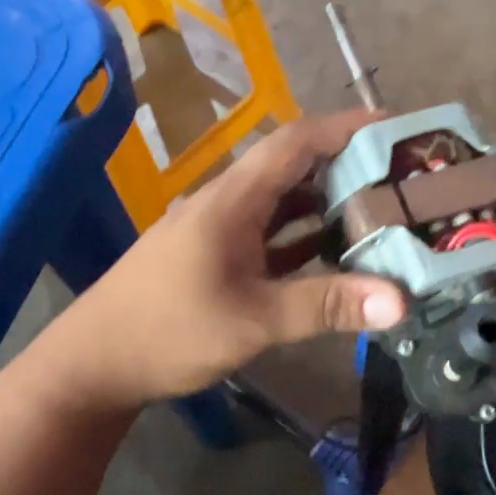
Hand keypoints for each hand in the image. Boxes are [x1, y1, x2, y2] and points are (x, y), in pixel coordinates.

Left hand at [31, 109, 406, 409]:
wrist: (92, 366)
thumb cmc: (168, 331)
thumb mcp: (254, 319)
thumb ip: (326, 305)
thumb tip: (401, 300)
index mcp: (232, 200)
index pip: (296, 142)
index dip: (345, 128)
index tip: (395, 129)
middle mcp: (227, 205)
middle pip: (294, 169)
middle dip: (348, 167)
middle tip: (403, 178)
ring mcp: (219, 232)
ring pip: (282, 204)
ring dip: (327, 204)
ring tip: (383, 211)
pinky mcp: (215, 260)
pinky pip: (270, 236)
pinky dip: (305, 238)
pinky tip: (335, 254)